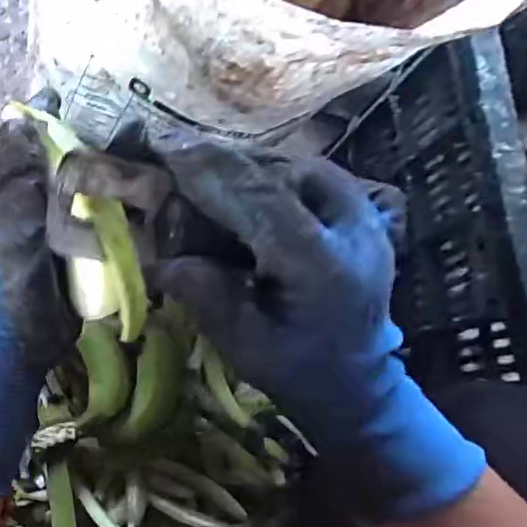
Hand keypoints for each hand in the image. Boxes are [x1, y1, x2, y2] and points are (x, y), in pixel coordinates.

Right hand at [154, 141, 483, 521]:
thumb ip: (205, 297)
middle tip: (173, 157)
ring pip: (294, 166)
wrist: (357, 377)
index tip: (167, 149)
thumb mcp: (243, 347)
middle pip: (279, 173)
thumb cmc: (296, 369)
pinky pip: (306, 174)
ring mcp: (366, 215)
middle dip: (221, 164)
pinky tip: (235, 187)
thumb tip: (160, 258)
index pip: (264, 202)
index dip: (213, 173)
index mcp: (325, 269)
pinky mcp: (361, 210)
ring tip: (198, 176)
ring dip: (242, 167)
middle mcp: (355, 230)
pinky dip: (264, 174)